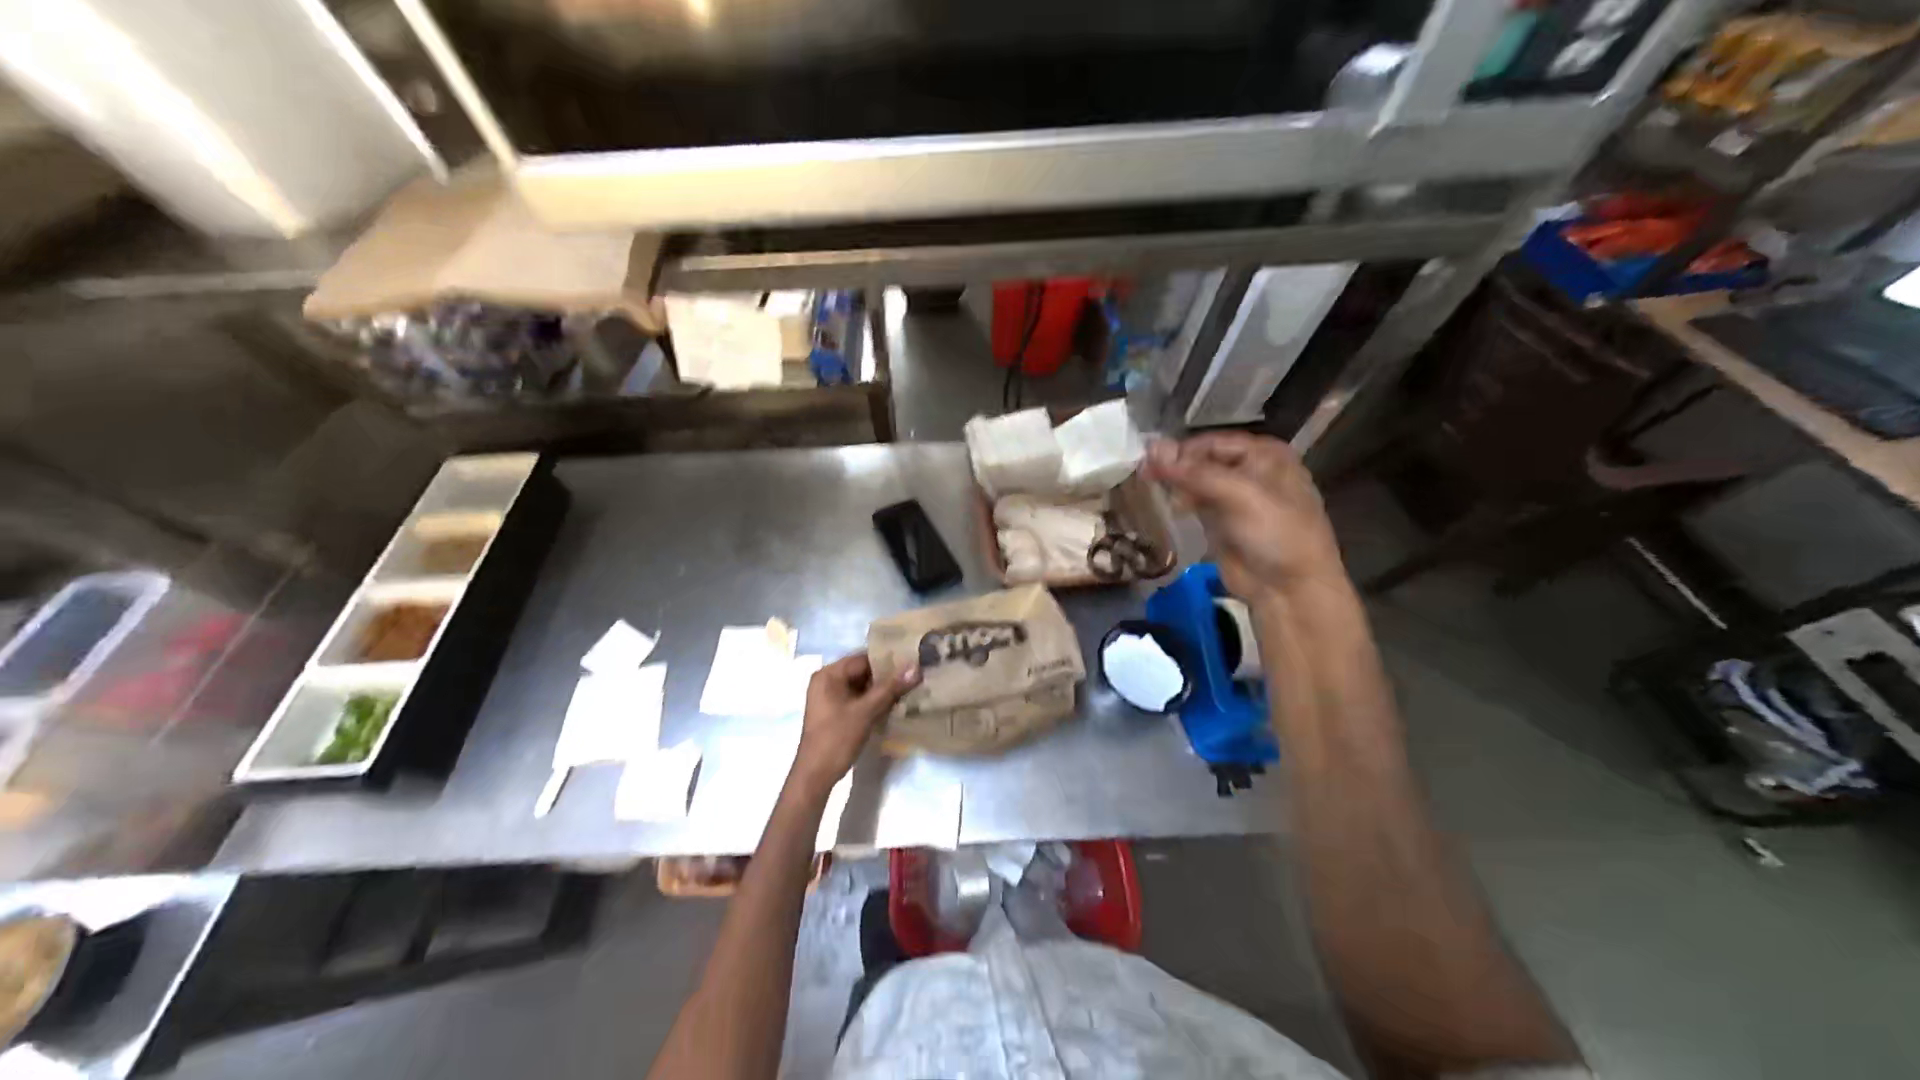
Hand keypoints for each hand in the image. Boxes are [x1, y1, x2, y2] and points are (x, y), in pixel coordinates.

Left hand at [793, 652, 920, 789]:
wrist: (815, 775)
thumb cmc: (837, 738)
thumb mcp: (866, 712)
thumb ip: (890, 688)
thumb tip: (916, 667)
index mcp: (828, 674)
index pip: (863, 658)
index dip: (888, 660)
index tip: (913, 661)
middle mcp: (826, 681)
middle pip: (863, 671)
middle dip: (887, 676)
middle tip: (916, 676)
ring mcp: (829, 698)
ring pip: (862, 686)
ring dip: (882, 690)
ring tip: (911, 688)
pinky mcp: (835, 712)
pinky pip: (858, 699)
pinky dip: (874, 701)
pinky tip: (895, 705)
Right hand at [1146, 433, 1346, 608]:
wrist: (1289, 589)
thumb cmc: (1274, 533)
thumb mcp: (1239, 495)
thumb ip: (1194, 472)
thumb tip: (1151, 448)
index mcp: (1266, 454)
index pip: (1212, 442)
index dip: (1181, 450)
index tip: (1150, 461)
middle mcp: (1251, 470)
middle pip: (1202, 460)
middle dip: (1176, 467)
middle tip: (1144, 475)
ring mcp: (1236, 498)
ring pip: (1196, 481)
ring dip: (1175, 484)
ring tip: (1149, 487)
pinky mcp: (1222, 522)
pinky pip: (1196, 504)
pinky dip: (1180, 502)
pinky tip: (1166, 504)